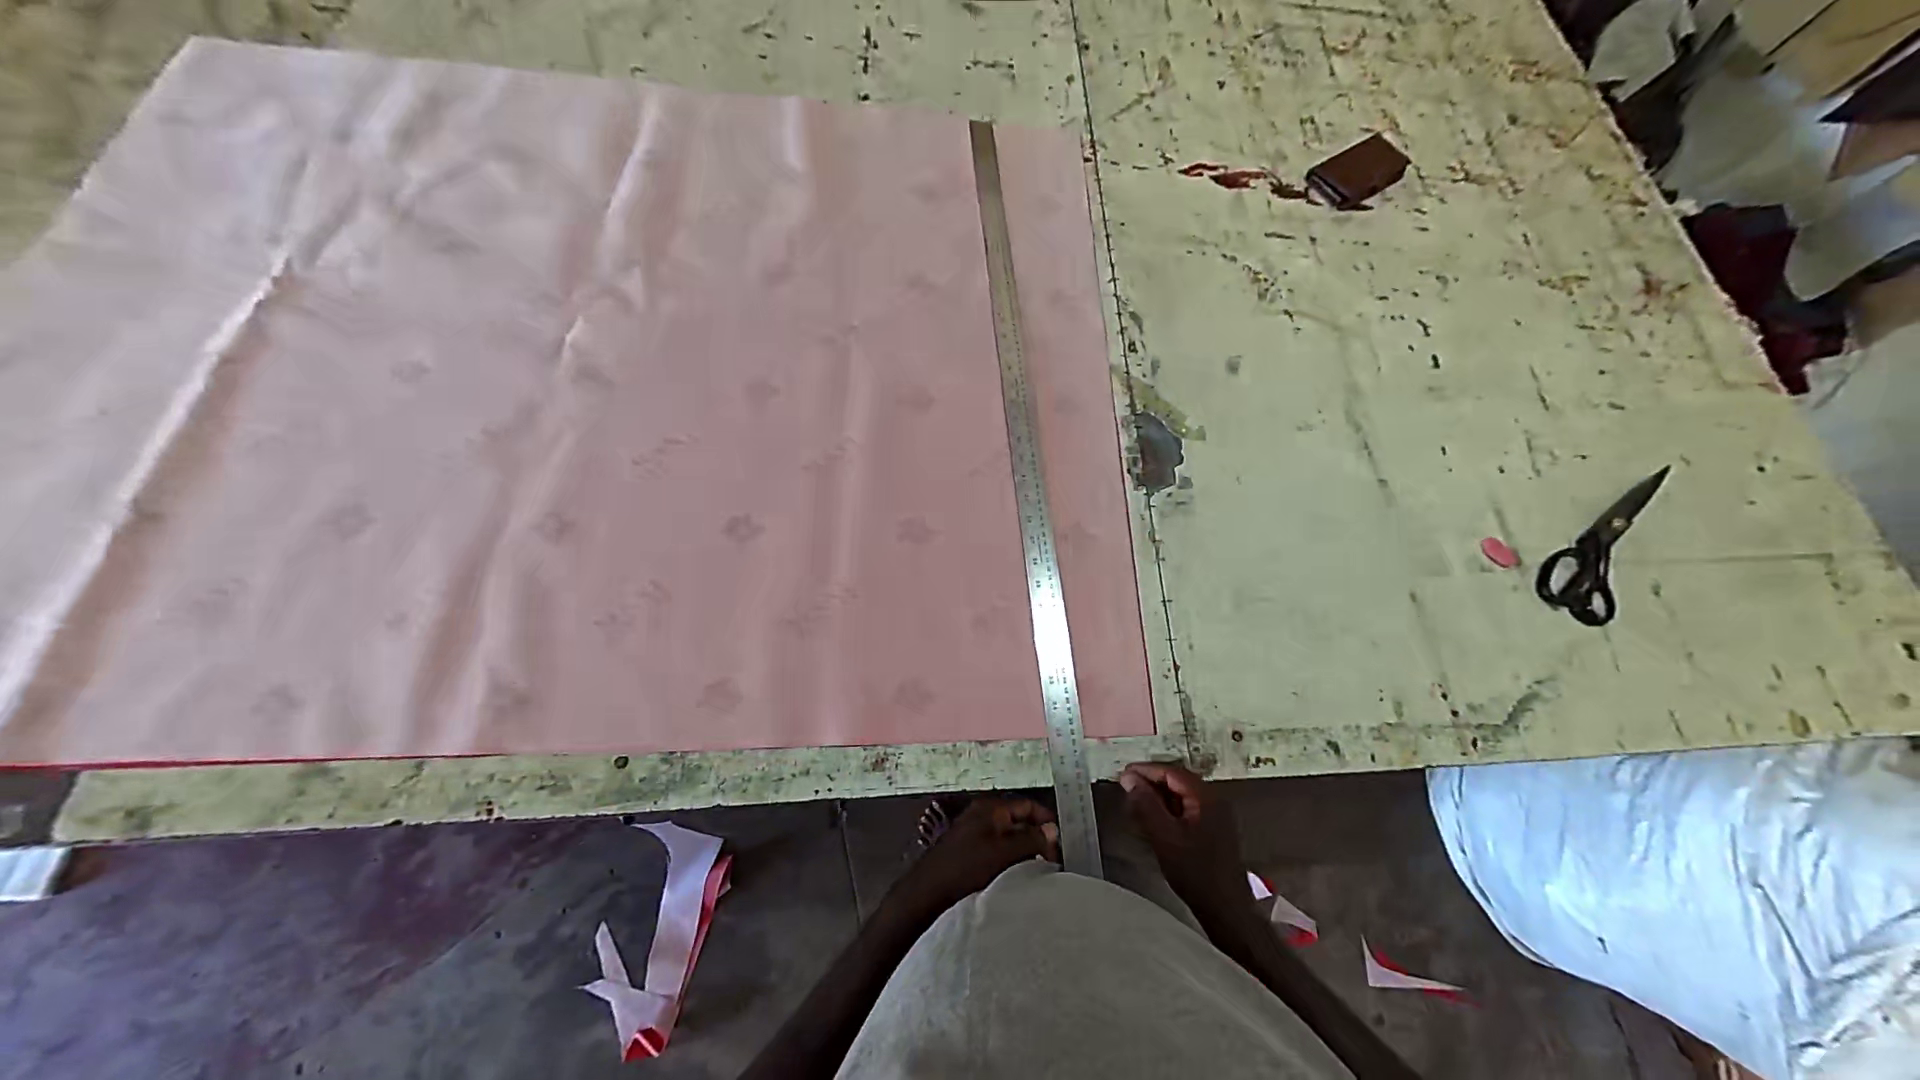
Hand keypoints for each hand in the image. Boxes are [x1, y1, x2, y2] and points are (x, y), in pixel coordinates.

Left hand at [882, 797, 1058, 923]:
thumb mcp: (1005, 852)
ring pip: (1008, 838)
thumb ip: (1031, 839)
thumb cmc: (967, 868)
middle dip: (1037, 839)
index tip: (1061, 843)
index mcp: (990, 808)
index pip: (1027, 805)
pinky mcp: (966, 853)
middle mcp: (981, 816)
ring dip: (1023, 852)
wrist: (927, 894)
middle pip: (1018, 821)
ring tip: (1037, 873)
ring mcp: (972, 834)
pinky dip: (1009, 861)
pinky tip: (1015, 879)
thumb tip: (1052, 830)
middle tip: (1052, 861)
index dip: (1046, 821)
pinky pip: (996, 851)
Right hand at [1118, 761, 1248, 923]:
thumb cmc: (1194, 871)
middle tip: (1127, 785)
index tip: (1124, 773)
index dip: (1146, 770)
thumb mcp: (1164, 836)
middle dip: (1151, 781)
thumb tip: (1130, 779)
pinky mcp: (1214, 829)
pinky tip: (1154, 817)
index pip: (1172, 772)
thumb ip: (1146, 804)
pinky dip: (1168, 807)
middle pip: (1178, 781)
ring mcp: (1216, 815)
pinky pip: (1187, 808)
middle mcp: (1215, 801)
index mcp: (1206, 798)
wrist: (1224, 908)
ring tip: (1136, 800)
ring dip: (1159, 794)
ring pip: (1182, 795)